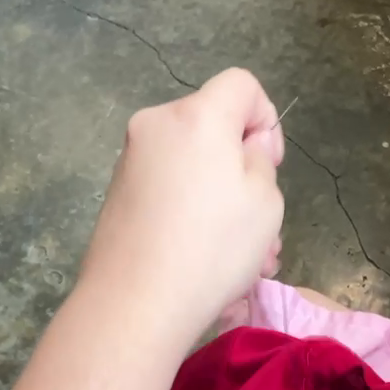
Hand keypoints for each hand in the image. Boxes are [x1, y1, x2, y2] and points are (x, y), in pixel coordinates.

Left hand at [76, 68, 285, 343]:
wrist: (136, 304)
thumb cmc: (212, 248)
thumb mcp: (265, 202)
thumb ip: (262, 162)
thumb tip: (246, 150)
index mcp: (196, 117)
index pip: (242, 84)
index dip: (267, 119)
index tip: (270, 165)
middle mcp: (156, 127)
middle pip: (215, 132)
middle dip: (245, 176)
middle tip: (264, 231)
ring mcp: (132, 164)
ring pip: (195, 172)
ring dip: (225, 209)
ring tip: (246, 264)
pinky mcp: (119, 199)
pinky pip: (172, 196)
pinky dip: (194, 219)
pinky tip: (209, 266)